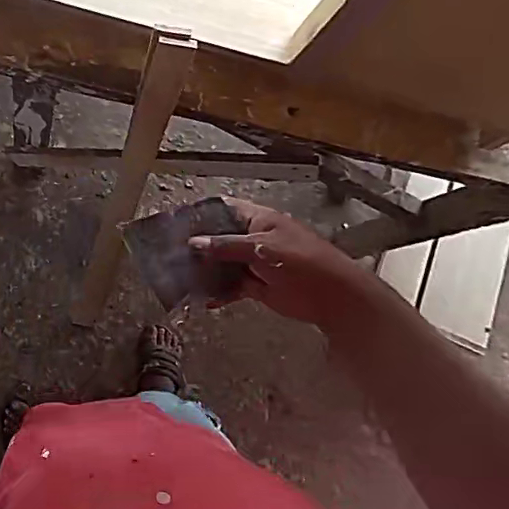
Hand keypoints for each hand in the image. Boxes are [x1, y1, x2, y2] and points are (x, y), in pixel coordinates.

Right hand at [190, 197, 387, 330]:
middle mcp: (254, 239)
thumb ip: (226, 246)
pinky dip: (219, 292)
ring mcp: (254, 262)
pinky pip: (230, 285)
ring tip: (182, 275)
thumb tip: (194, 243)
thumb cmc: (305, 263)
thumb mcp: (263, 248)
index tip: (178, 221)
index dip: (202, 213)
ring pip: (222, 263)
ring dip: (205, 270)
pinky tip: (205, 298)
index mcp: (260, 221)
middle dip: (198, 245)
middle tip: (172, 251)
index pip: (225, 209)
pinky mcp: (256, 284)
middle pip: (219, 238)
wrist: (335, 299)